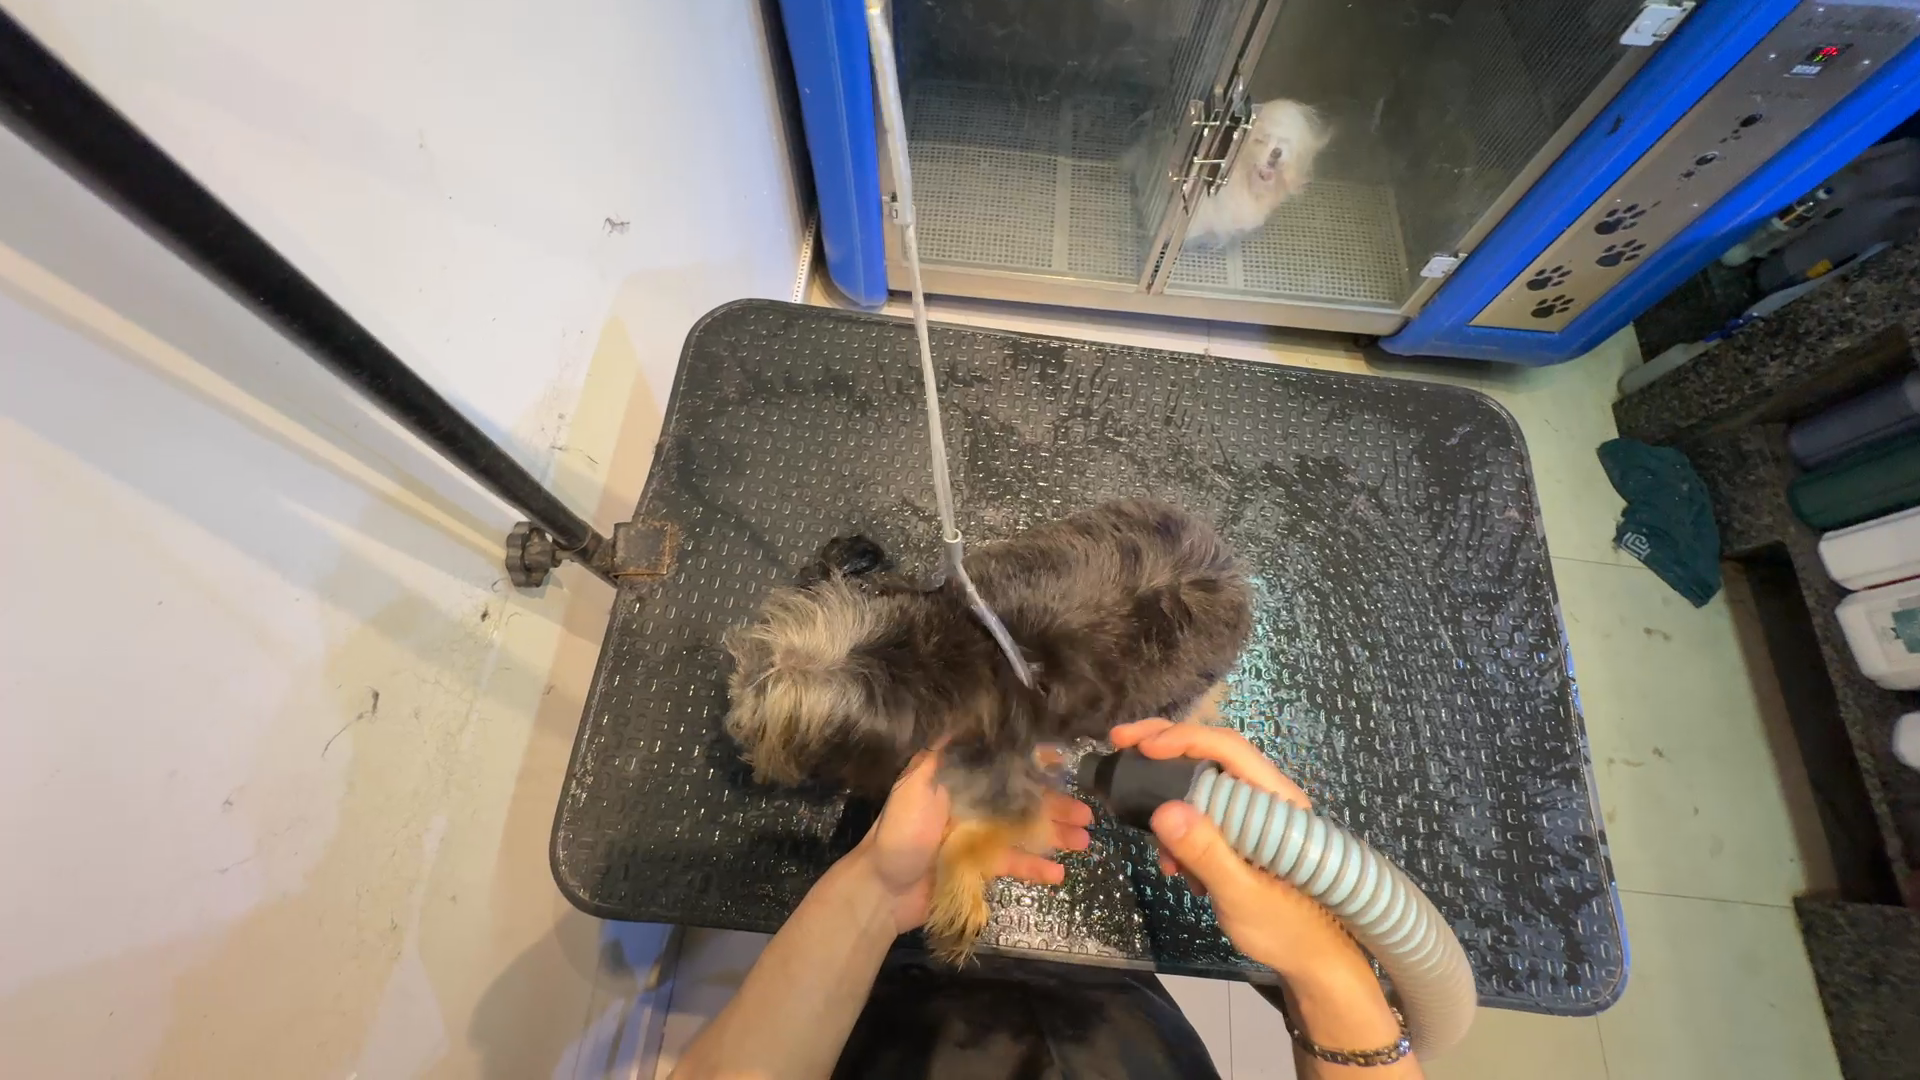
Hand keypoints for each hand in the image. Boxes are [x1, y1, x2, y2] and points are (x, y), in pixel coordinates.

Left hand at [850, 749, 1094, 931]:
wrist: (880, 890)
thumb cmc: (899, 834)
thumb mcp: (915, 786)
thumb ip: (942, 756)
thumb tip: (968, 717)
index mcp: (959, 781)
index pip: (1002, 766)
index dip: (1032, 763)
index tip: (1063, 761)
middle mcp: (972, 804)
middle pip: (1021, 800)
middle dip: (1054, 805)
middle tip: (1088, 813)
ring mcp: (978, 837)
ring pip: (1024, 831)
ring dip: (1054, 835)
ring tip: (1084, 840)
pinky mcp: (979, 867)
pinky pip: (1013, 863)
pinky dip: (1036, 867)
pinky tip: (1059, 874)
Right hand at [1111, 719, 1372, 983]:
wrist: (1311, 962)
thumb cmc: (1285, 927)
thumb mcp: (1242, 894)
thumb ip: (1206, 852)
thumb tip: (1162, 810)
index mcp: (1276, 798)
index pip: (1227, 747)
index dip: (1184, 739)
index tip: (1143, 747)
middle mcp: (1263, 792)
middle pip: (1208, 750)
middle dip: (1162, 743)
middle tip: (1119, 741)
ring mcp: (1249, 809)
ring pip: (1198, 777)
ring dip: (1164, 794)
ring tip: (1140, 821)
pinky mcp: (1236, 827)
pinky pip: (1197, 808)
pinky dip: (1176, 828)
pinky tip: (1171, 863)